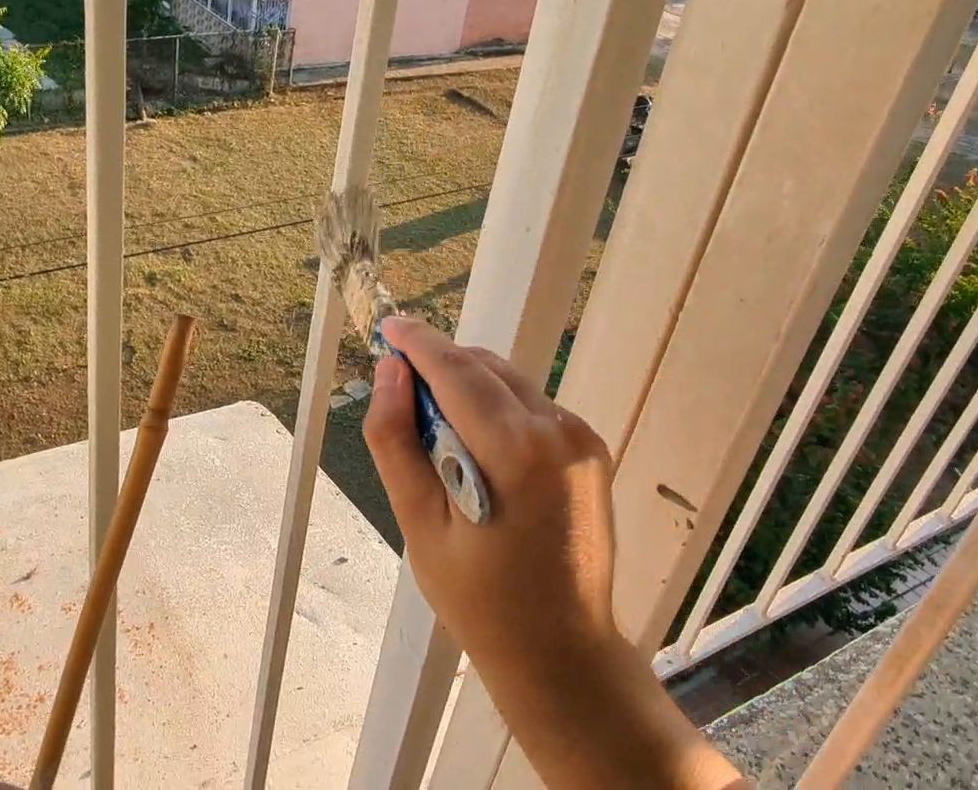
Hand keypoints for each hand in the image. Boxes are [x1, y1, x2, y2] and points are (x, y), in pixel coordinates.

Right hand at [361, 317, 618, 673]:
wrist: (563, 651)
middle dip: (439, 362)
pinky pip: (531, 405)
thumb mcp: (418, 524)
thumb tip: (390, 373)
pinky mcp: (590, 449)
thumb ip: (397, 441)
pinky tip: (474, 441)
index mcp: (516, 450)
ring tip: (432, 418)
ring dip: (467, 382)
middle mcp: (558, 431)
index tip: (388, 326)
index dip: (418, 343)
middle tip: (398, 380)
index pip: (457, 370)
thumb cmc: (480, 599)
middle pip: (484, 368)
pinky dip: (495, 405)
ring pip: (510, 381)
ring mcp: (581, 438)